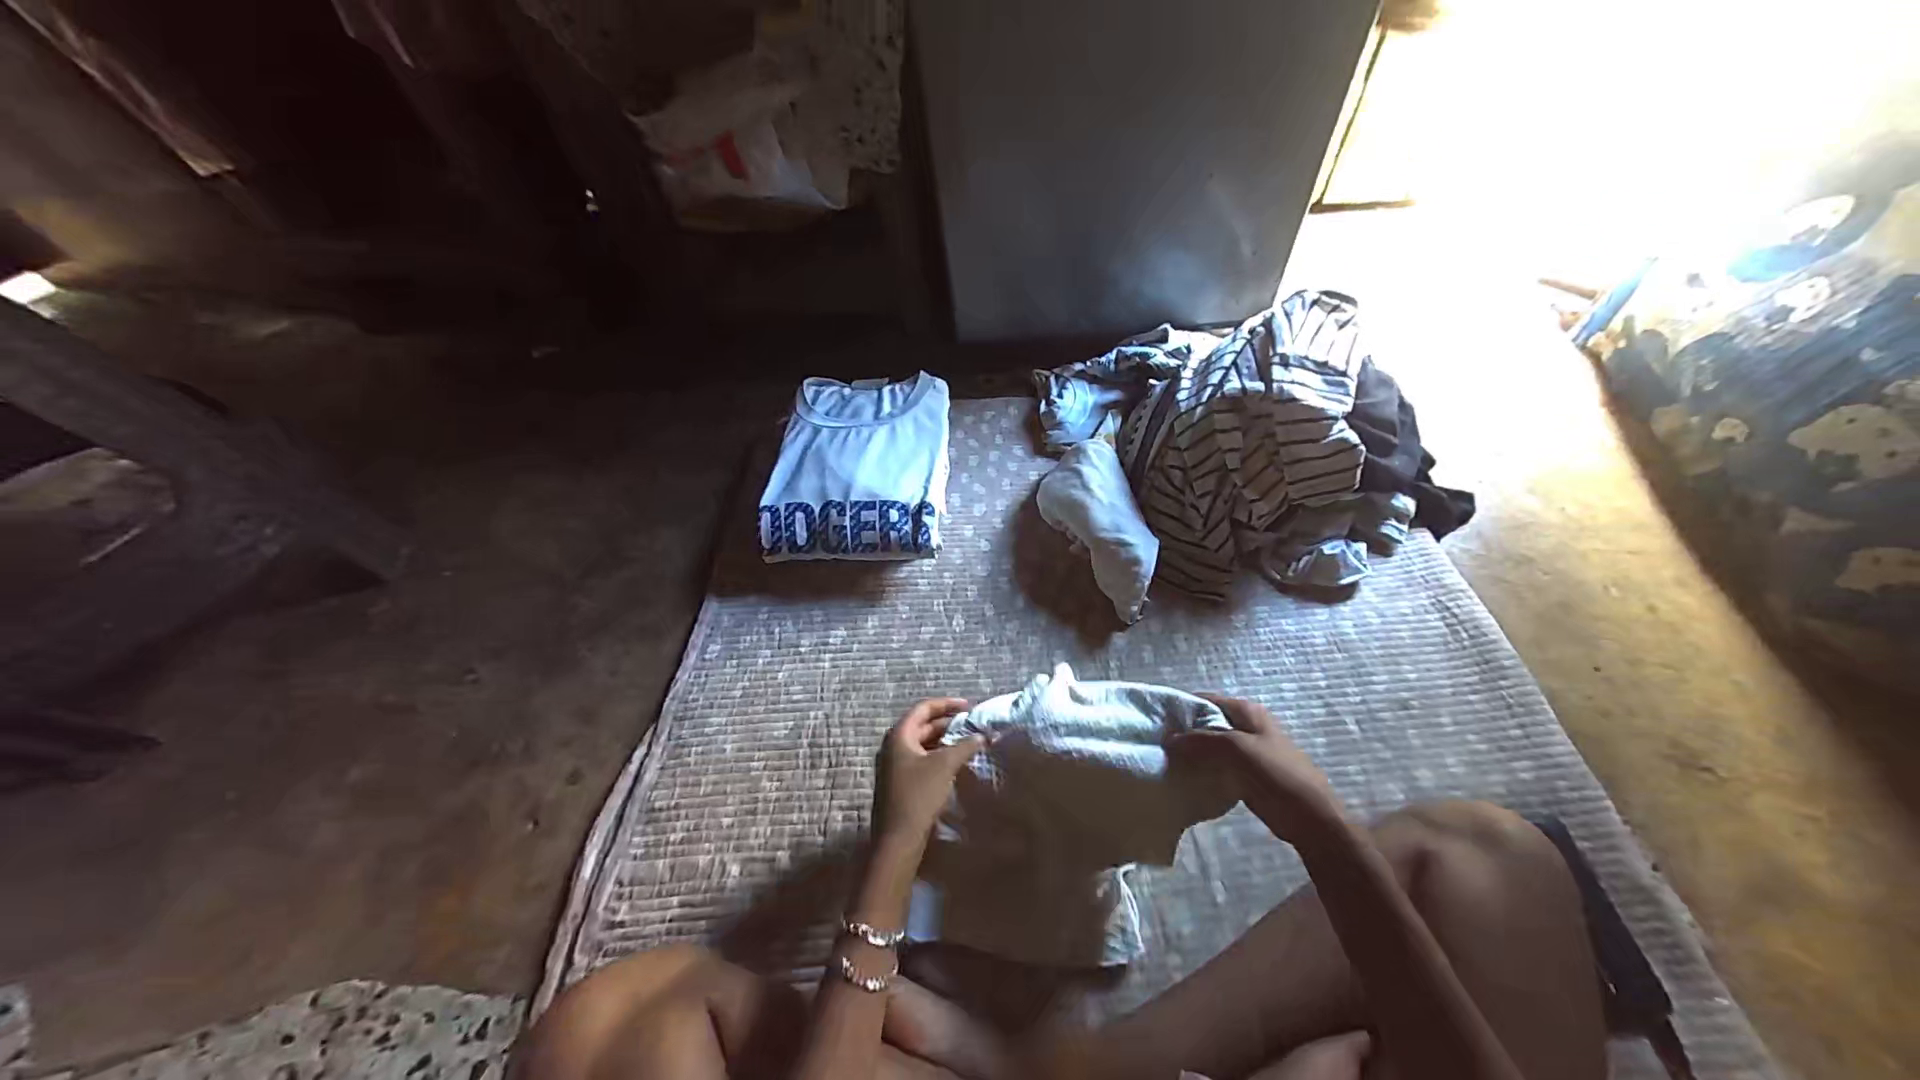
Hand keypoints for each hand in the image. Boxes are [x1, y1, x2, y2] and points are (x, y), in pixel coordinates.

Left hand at [872, 698, 984, 850]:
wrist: (898, 838)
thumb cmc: (919, 795)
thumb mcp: (945, 765)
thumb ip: (964, 746)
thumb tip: (982, 735)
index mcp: (899, 735)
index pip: (923, 708)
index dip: (947, 704)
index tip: (970, 706)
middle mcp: (893, 745)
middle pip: (923, 725)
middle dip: (948, 723)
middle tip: (972, 725)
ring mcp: (895, 764)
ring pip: (923, 743)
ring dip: (945, 740)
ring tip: (968, 742)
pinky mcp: (900, 781)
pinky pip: (921, 758)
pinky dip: (938, 755)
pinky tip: (955, 762)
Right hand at [1174, 694, 1344, 843]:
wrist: (1309, 817)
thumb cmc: (1276, 774)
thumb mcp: (1236, 749)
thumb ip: (1200, 740)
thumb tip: (1168, 739)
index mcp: (1247, 711)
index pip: (1205, 700)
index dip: (1181, 708)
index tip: (1158, 720)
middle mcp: (1246, 726)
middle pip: (1206, 723)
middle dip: (1184, 731)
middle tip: (1159, 743)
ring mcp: (1246, 751)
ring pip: (1209, 746)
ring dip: (1191, 752)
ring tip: (1166, 760)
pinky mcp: (1245, 774)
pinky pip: (1216, 766)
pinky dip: (1202, 769)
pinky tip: (1185, 776)